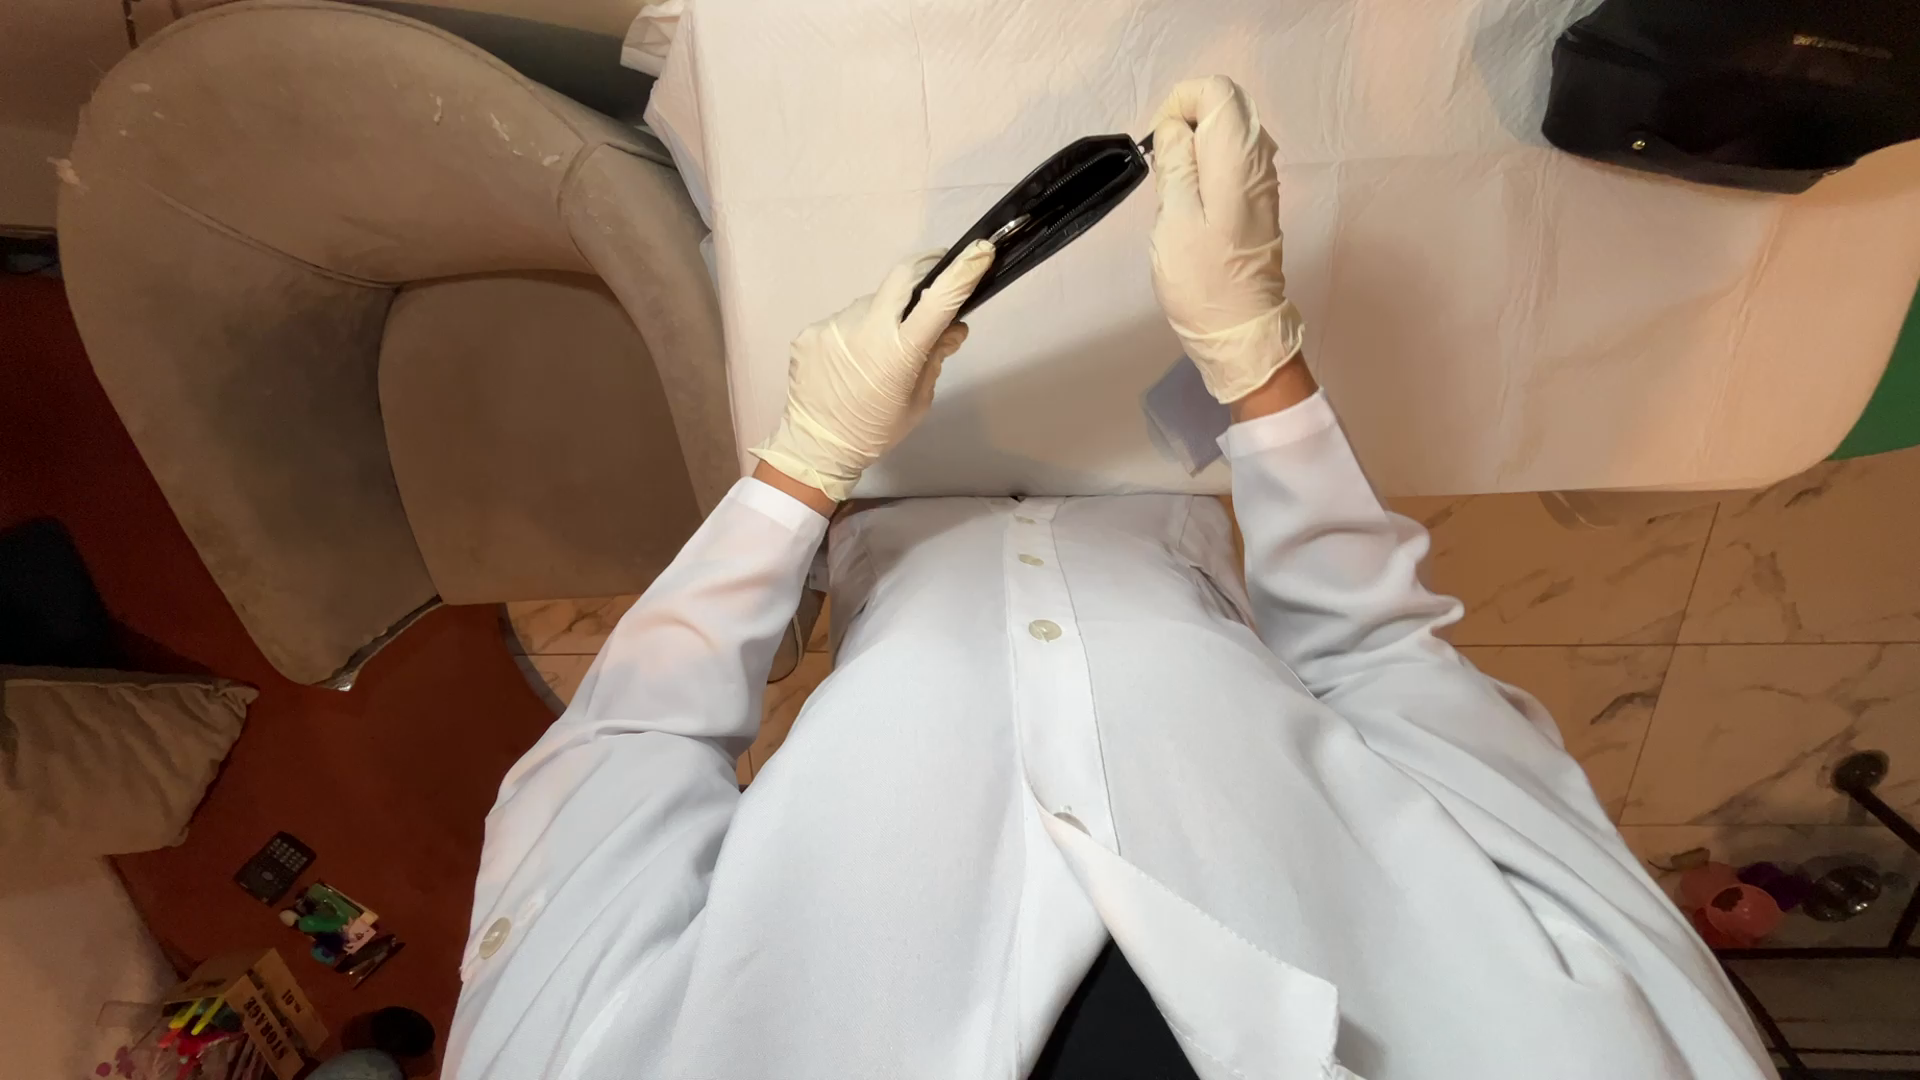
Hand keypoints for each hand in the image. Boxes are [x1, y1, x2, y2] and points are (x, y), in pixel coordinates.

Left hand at [751, 240, 995, 501]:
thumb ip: (934, 358)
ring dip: (884, 314)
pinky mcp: (811, 333)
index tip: (980, 251)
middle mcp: (865, 329)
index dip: (962, 272)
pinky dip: (856, 332)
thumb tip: (952, 326)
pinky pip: (844, 322)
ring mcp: (834, 327)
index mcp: (898, 353)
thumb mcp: (917, 401)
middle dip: (924, 270)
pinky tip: (851, 360)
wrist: (817, 447)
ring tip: (878, 349)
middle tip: (935, 279)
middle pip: (902, 277)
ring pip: (871, 303)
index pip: (937, 301)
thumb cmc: (875, 431)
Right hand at [1148, 75, 1305, 403]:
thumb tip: (1175, 128)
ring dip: (1193, 153)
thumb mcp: (1174, 220)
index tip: (1159, 148)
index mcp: (1237, 156)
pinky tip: (1191, 207)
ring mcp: (1261, 180)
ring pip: (1225, 136)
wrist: (1239, 330)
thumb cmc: (1202, 281)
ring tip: (1174, 195)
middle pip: (1223, 108)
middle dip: (1185, 128)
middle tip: (1163, 174)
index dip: (1179, 107)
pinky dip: (1205, 171)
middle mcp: (1258, 158)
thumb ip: (1174, 164)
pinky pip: (1229, 163)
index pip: (1215, 91)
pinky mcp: (1257, 202)